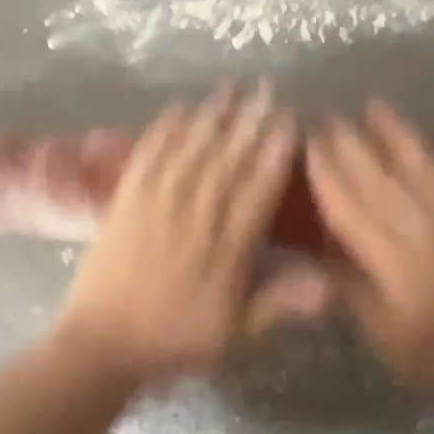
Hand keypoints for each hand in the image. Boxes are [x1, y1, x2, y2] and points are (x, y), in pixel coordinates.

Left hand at [51, 87, 331, 382]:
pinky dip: (162, 132)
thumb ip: (279, 304)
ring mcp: (155, 207)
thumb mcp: (234, 334)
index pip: (256, 194)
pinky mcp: (124, 204)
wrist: (103, 345)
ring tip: (230, 89)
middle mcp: (193, 220)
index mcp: (224, 252)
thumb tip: (330, 285)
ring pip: (188, 153)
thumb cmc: (174, 341)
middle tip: (267, 90)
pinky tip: (178, 109)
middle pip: (225, 163)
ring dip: (210, 119)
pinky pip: (146, 159)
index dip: (274, 157)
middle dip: (248, 124)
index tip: (290, 124)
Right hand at [306, 101, 433, 393]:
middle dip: (350, 145)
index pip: (347, 206)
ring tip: (373, 106)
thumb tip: (323, 257)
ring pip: (423, 162)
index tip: (306, 146)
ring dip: (396, 131)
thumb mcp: (390, 338)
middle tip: (328, 118)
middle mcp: (423, 225)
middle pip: (378, 177)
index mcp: (391, 259)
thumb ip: (355, 294)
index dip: (324, 174)